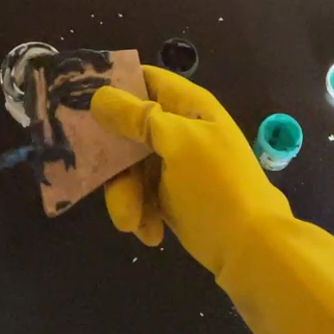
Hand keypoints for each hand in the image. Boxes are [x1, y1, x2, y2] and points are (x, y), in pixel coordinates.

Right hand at [97, 68, 333, 333]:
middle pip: (128, 129)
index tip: (79, 102)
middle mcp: (181, 130)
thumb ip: (138, 118)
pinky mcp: (175, 198)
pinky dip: (142, 214)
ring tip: (133, 223)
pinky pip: (143, 196)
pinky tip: (152, 234)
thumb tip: (99, 95)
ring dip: (126, 196)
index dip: (113, 86)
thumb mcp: (177, 144)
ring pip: (130, 168)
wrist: (255, 253)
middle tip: (102, 181)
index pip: (144, 79)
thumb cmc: (218, 188)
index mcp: (188, 106)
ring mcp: (178, 165)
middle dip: (113, 159)